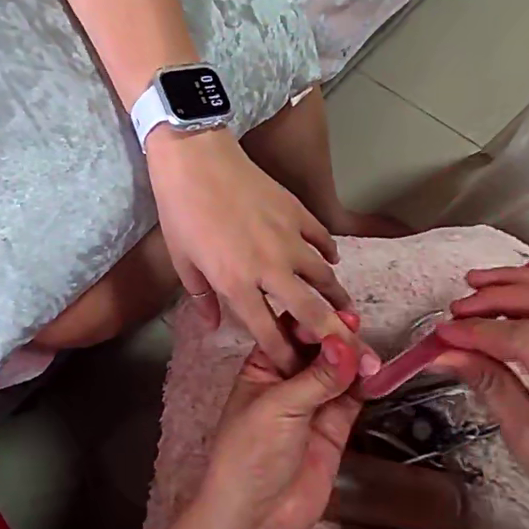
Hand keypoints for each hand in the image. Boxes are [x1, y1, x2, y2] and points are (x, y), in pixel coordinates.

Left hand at [147, 128, 373, 375]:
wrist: (196, 160)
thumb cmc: (182, 212)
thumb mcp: (182, 261)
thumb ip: (201, 297)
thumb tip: (212, 325)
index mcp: (237, 284)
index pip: (268, 331)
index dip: (284, 355)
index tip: (296, 369)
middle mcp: (270, 267)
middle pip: (309, 310)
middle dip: (330, 336)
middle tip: (345, 349)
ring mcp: (289, 238)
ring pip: (324, 275)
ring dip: (336, 296)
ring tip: (346, 310)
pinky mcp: (298, 212)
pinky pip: (323, 239)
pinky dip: (330, 253)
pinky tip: (331, 260)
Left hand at [194, 319, 364, 528]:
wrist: (257, 516)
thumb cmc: (251, 453)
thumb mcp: (278, 408)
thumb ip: (315, 378)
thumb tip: (346, 346)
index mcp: (263, 364)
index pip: (289, 330)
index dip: (312, 321)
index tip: (337, 317)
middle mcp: (289, 377)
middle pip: (319, 346)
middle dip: (339, 339)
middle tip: (358, 338)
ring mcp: (314, 400)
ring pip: (340, 368)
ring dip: (356, 360)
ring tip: (370, 360)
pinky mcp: (335, 424)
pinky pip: (354, 395)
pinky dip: (366, 384)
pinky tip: (377, 374)